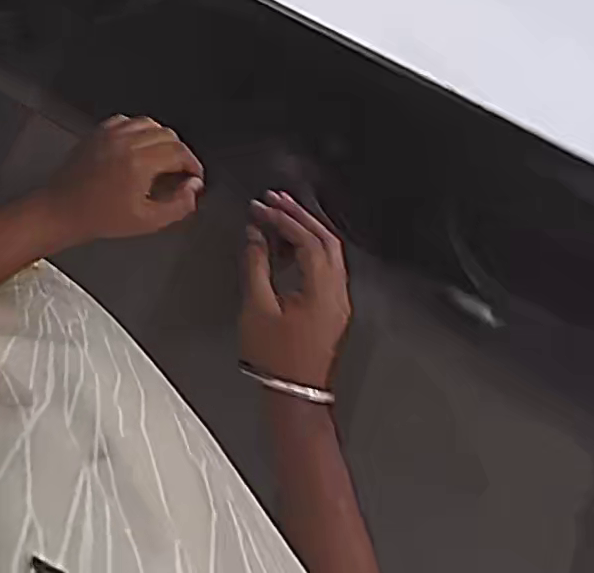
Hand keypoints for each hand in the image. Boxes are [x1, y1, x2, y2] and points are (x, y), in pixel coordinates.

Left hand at [27, 115, 204, 247]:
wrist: (63, 209)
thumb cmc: (100, 217)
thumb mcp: (147, 221)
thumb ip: (178, 205)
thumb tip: (193, 188)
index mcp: (139, 162)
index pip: (179, 152)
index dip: (193, 165)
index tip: (194, 177)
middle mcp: (125, 142)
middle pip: (167, 134)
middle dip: (179, 152)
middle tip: (180, 170)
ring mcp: (109, 134)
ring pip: (148, 123)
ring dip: (161, 138)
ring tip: (162, 158)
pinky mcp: (97, 132)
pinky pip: (126, 121)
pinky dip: (138, 129)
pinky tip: (138, 146)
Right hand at [241, 190, 351, 389]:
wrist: (294, 396)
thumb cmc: (275, 355)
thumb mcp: (258, 306)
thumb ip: (256, 264)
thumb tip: (255, 234)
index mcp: (322, 291)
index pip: (307, 241)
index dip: (283, 219)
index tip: (260, 207)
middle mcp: (337, 293)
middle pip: (326, 240)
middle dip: (299, 215)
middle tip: (275, 198)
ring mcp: (338, 301)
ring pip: (329, 252)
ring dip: (305, 229)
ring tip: (280, 213)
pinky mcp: (332, 308)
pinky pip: (325, 266)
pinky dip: (308, 246)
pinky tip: (287, 243)